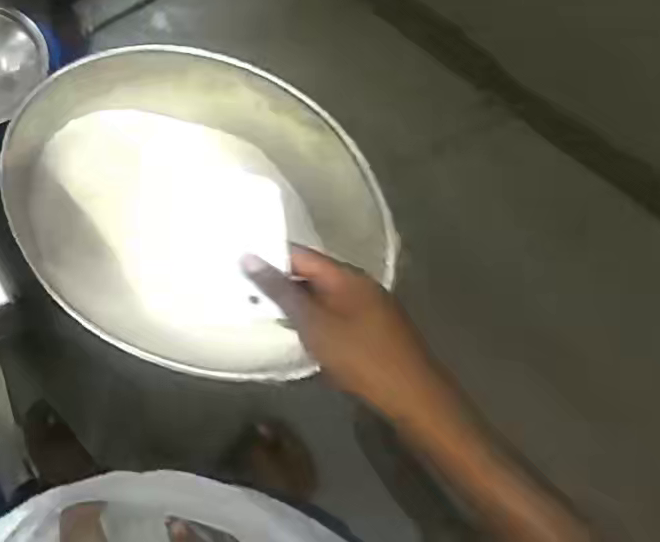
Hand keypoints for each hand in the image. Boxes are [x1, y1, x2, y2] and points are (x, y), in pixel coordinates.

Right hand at [243, 246, 456, 425]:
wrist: (422, 407)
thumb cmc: (362, 358)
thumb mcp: (312, 322)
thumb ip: (278, 288)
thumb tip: (247, 256)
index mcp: (346, 276)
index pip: (297, 252)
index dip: (267, 255)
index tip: (237, 262)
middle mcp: (360, 285)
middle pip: (309, 272)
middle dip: (278, 280)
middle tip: (244, 287)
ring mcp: (371, 308)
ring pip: (321, 294)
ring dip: (296, 301)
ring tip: (263, 308)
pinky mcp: (375, 331)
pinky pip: (334, 311)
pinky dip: (313, 316)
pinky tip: (297, 329)